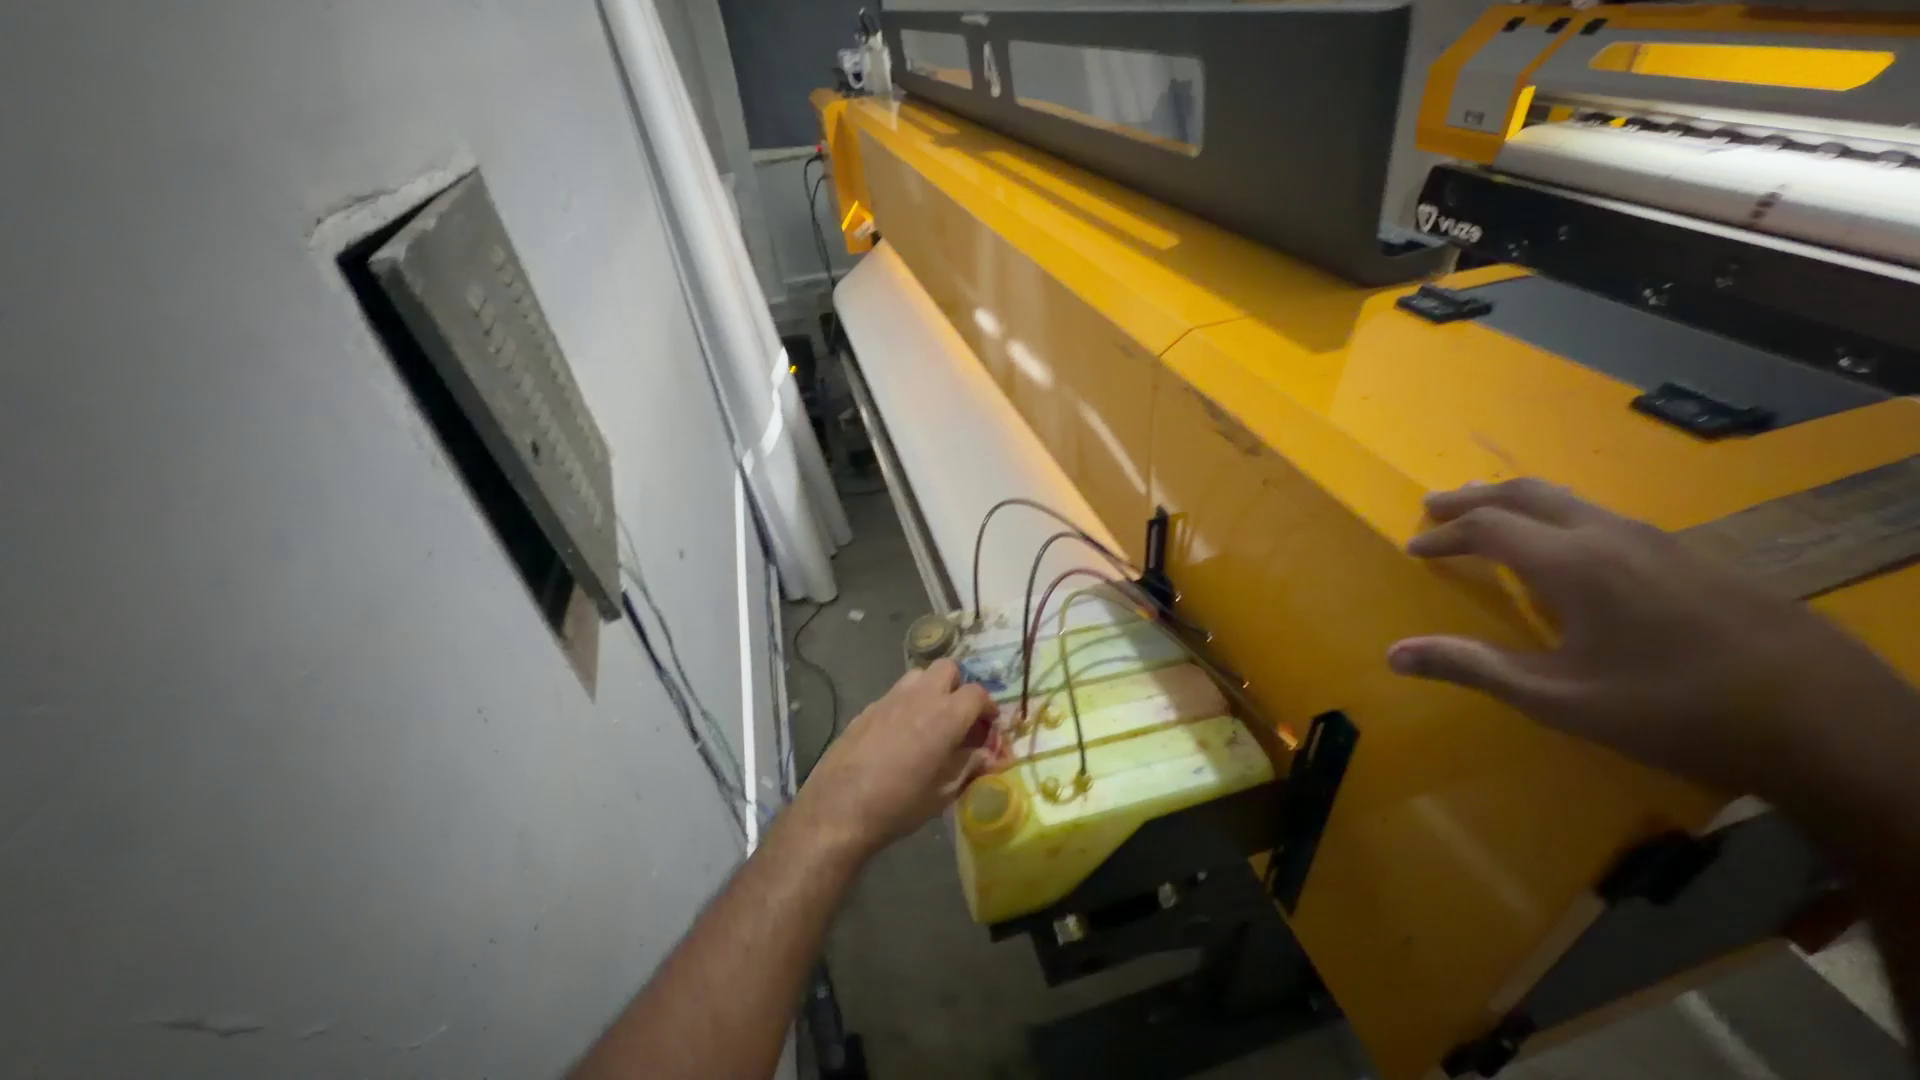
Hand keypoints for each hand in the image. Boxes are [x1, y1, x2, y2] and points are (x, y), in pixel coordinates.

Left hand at [791, 658, 997, 855]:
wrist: (839, 807)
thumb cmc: (900, 804)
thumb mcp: (944, 793)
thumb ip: (969, 766)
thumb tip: (985, 755)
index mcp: (946, 715)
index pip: (978, 693)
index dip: (988, 707)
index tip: (988, 726)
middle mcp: (920, 697)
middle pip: (948, 669)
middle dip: (959, 686)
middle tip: (959, 716)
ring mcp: (890, 698)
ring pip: (919, 675)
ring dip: (931, 689)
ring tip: (930, 720)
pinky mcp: (867, 708)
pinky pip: (895, 694)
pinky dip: (906, 704)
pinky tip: (901, 734)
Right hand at [1386, 479, 1915, 794]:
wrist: (1824, 718)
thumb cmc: (1672, 709)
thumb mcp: (1560, 699)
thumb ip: (1474, 667)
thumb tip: (1394, 653)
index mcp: (1572, 563)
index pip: (1488, 527)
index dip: (1444, 533)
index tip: (1414, 547)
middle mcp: (1610, 535)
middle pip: (1529, 494)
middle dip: (1475, 497)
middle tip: (1436, 505)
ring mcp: (1659, 541)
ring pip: (1573, 501)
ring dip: (1520, 503)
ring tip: (1493, 517)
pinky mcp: (1694, 556)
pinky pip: (1606, 518)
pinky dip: (1562, 519)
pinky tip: (1570, 552)